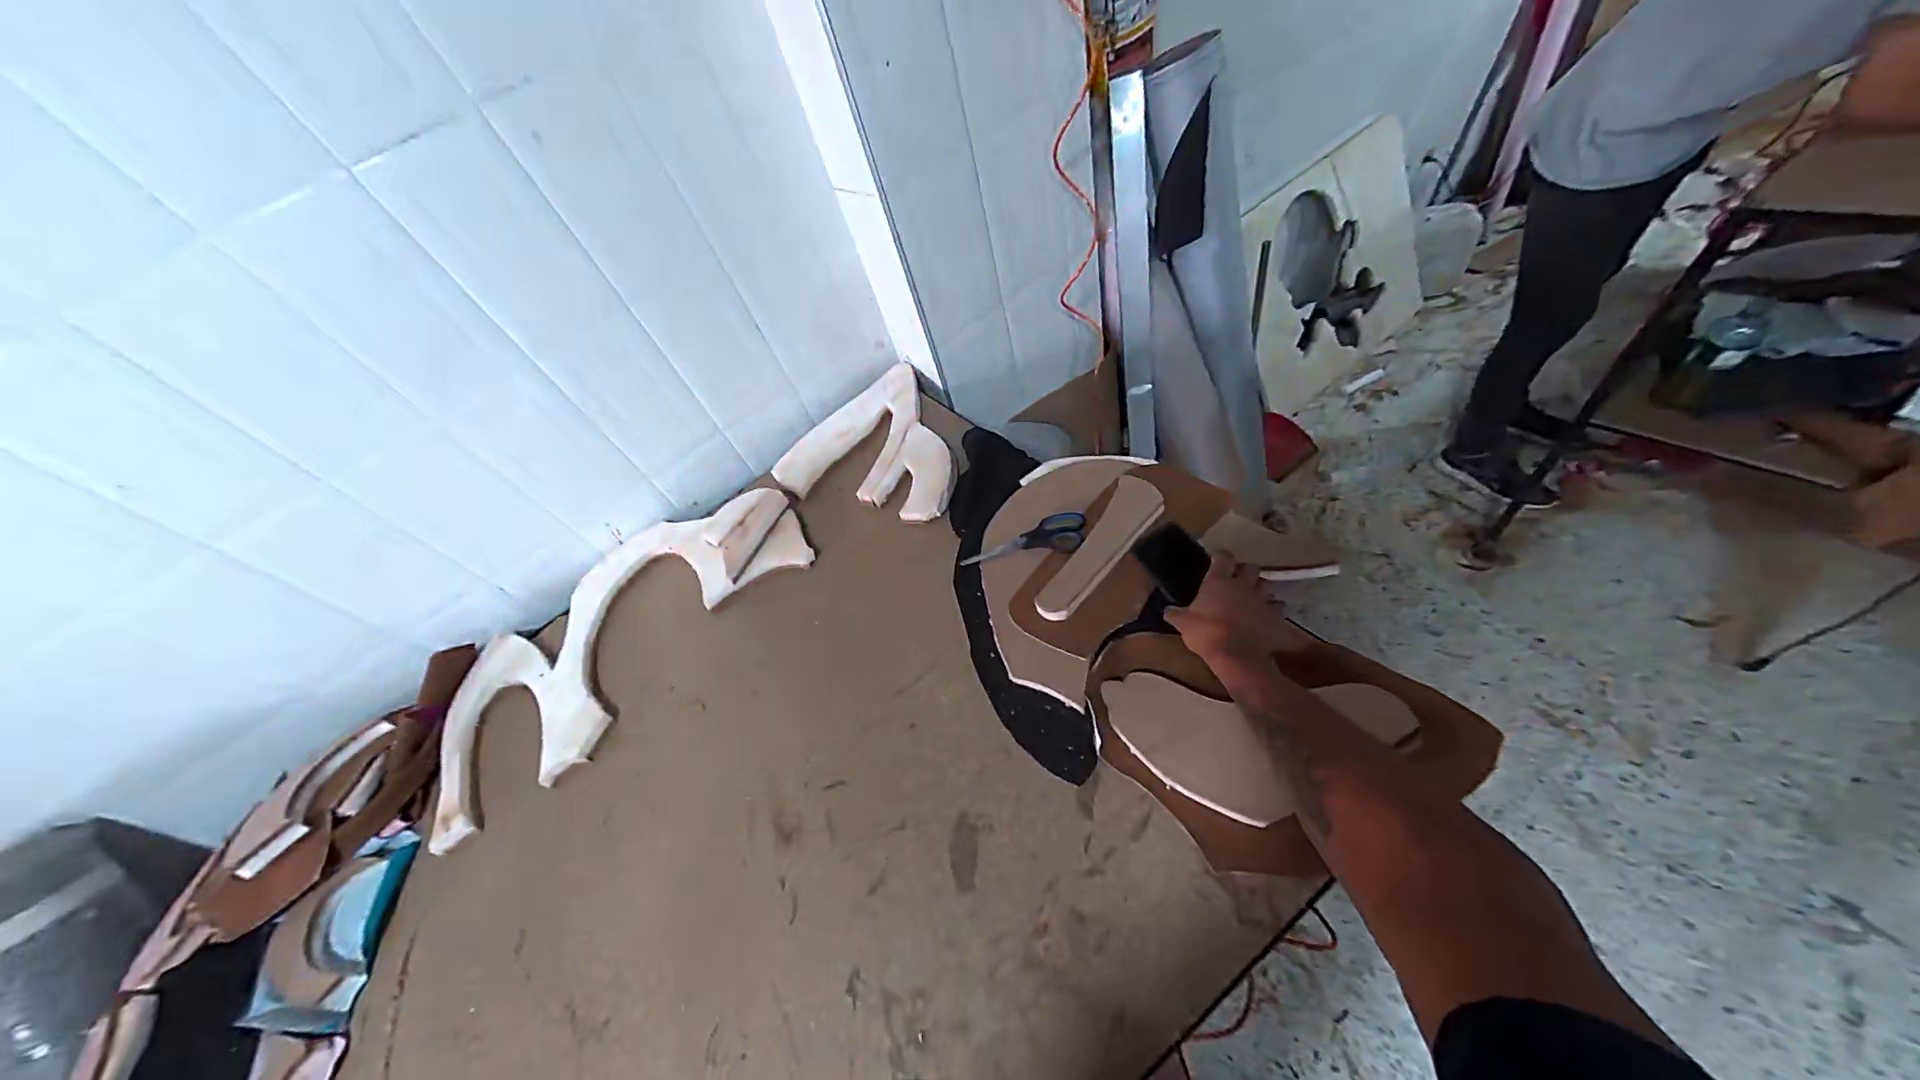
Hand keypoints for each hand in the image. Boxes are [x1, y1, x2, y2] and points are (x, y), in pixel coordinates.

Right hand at [1165, 556, 1291, 660]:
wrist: (1236, 655)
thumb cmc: (1206, 633)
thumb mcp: (1183, 623)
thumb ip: (1175, 614)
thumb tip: (1167, 611)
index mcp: (1218, 581)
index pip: (1223, 558)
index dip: (1221, 558)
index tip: (1216, 561)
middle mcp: (1242, 585)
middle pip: (1251, 568)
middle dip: (1246, 571)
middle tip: (1238, 579)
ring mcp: (1261, 600)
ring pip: (1267, 585)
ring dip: (1261, 588)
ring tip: (1254, 596)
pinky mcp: (1275, 617)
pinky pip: (1278, 607)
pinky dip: (1273, 609)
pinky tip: (1266, 615)